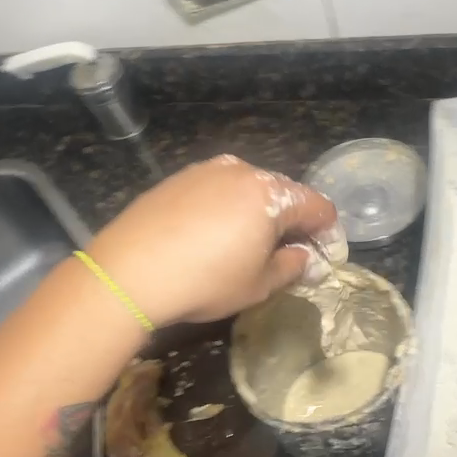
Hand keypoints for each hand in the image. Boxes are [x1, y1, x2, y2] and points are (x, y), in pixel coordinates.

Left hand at [86, 155, 346, 326]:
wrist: (128, 272)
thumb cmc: (205, 281)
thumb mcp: (258, 285)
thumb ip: (291, 267)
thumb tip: (307, 259)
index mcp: (270, 193)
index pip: (317, 206)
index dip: (328, 234)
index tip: (324, 258)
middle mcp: (241, 171)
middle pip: (283, 193)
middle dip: (291, 223)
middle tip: (288, 256)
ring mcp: (205, 170)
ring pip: (246, 190)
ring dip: (257, 215)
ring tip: (247, 248)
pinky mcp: (176, 180)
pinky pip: (215, 192)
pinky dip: (225, 211)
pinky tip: (211, 239)